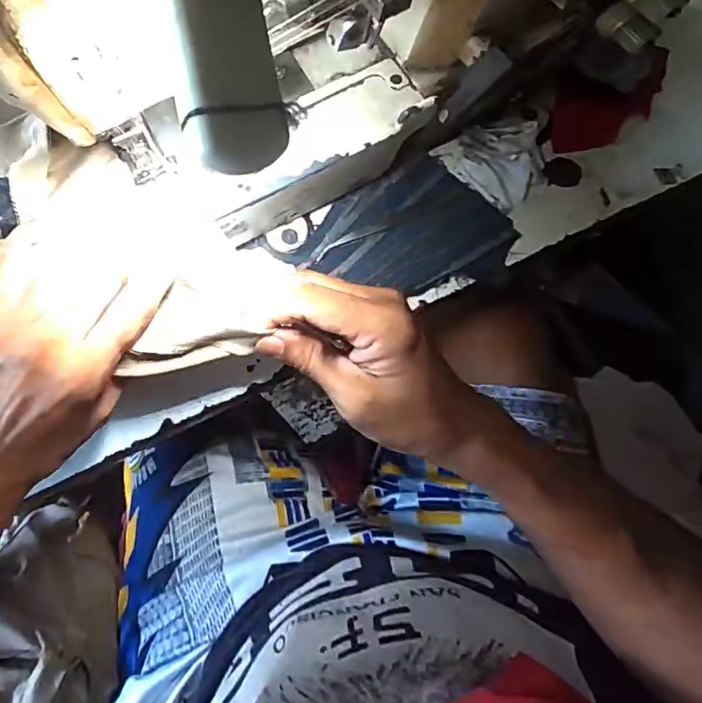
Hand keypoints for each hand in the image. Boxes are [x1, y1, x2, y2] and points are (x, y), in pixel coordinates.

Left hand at [0, 224, 170, 516]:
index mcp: (85, 367)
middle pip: (98, 274)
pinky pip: (9, 261)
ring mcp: (16, 318)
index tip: (166, 257)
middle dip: (123, 247)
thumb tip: (127, 330)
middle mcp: (53, 335)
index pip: (132, 309)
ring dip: (81, 235)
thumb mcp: (95, 418)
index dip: (155, 278)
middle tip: (135, 229)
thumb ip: (114, 370)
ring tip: (95, 217)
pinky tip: (44, 226)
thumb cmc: (40, 445)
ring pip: (56, 258)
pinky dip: (27, 238)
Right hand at [256, 271, 493, 462]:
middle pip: (311, 282)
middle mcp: (378, 296)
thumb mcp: (351, 395)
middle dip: (277, 303)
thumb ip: (308, 358)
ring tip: (269, 334)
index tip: (249, 332)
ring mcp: (379, 296)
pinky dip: (307, 309)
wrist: (452, 421)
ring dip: (290, 305)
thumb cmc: (406, 418)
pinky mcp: (376, 304)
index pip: (309, 296)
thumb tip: (265, 337)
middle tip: (255, 333)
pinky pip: (331, 295)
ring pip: (318, 285)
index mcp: (378, 319)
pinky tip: (294, 331)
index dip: (273, 309)